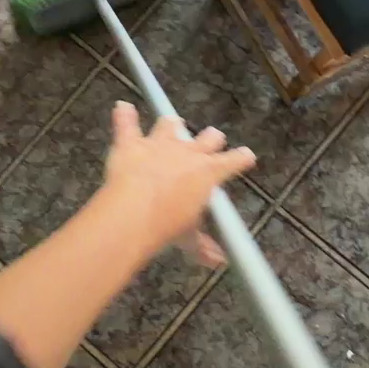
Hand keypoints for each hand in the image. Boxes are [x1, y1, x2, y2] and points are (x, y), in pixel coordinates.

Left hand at [99, 101, 254, 263]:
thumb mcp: (187, 238)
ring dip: (170, 125)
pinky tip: (122, 107)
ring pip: (169, 125)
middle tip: (212, 138)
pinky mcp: (130, 143)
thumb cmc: (167, 225)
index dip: (241, 158)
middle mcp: (187, 152)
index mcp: (208, 172)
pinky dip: (124, 115)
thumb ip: (202, 246)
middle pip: (206, 138)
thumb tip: (217, 261)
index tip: (246, 155)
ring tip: (171, 123)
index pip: (232, 161)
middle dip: (210, 138)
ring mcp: (158, 144)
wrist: (134, 211)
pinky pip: (127, 123)